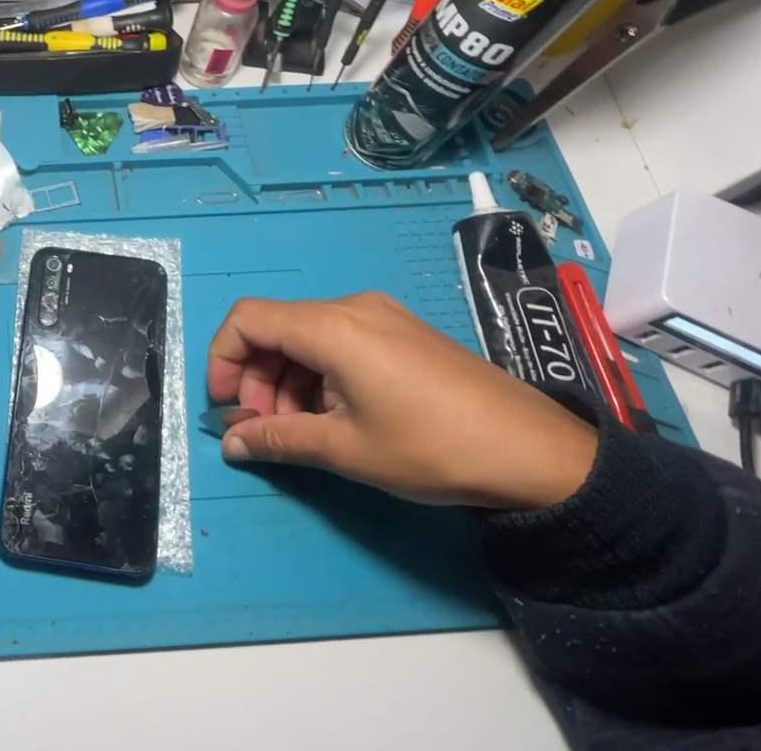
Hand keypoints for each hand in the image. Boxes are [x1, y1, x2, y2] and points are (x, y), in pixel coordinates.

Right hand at [207, 292, 597, 510]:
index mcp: (332, 327)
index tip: (227, 408)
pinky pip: (338, 342)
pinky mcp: (402, 332)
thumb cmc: (430, 447)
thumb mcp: (345, 449)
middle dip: (256, 379)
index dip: (222, 361)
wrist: (538, 453)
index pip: (247, 320)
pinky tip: (336, 416)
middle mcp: (351, 307)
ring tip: (302, 432)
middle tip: (265, 430)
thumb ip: (277, 439)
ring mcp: (381, 316)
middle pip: (275, 329)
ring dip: (287, 382)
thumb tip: (230, 444)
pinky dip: (318, 376)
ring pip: (306, 338)